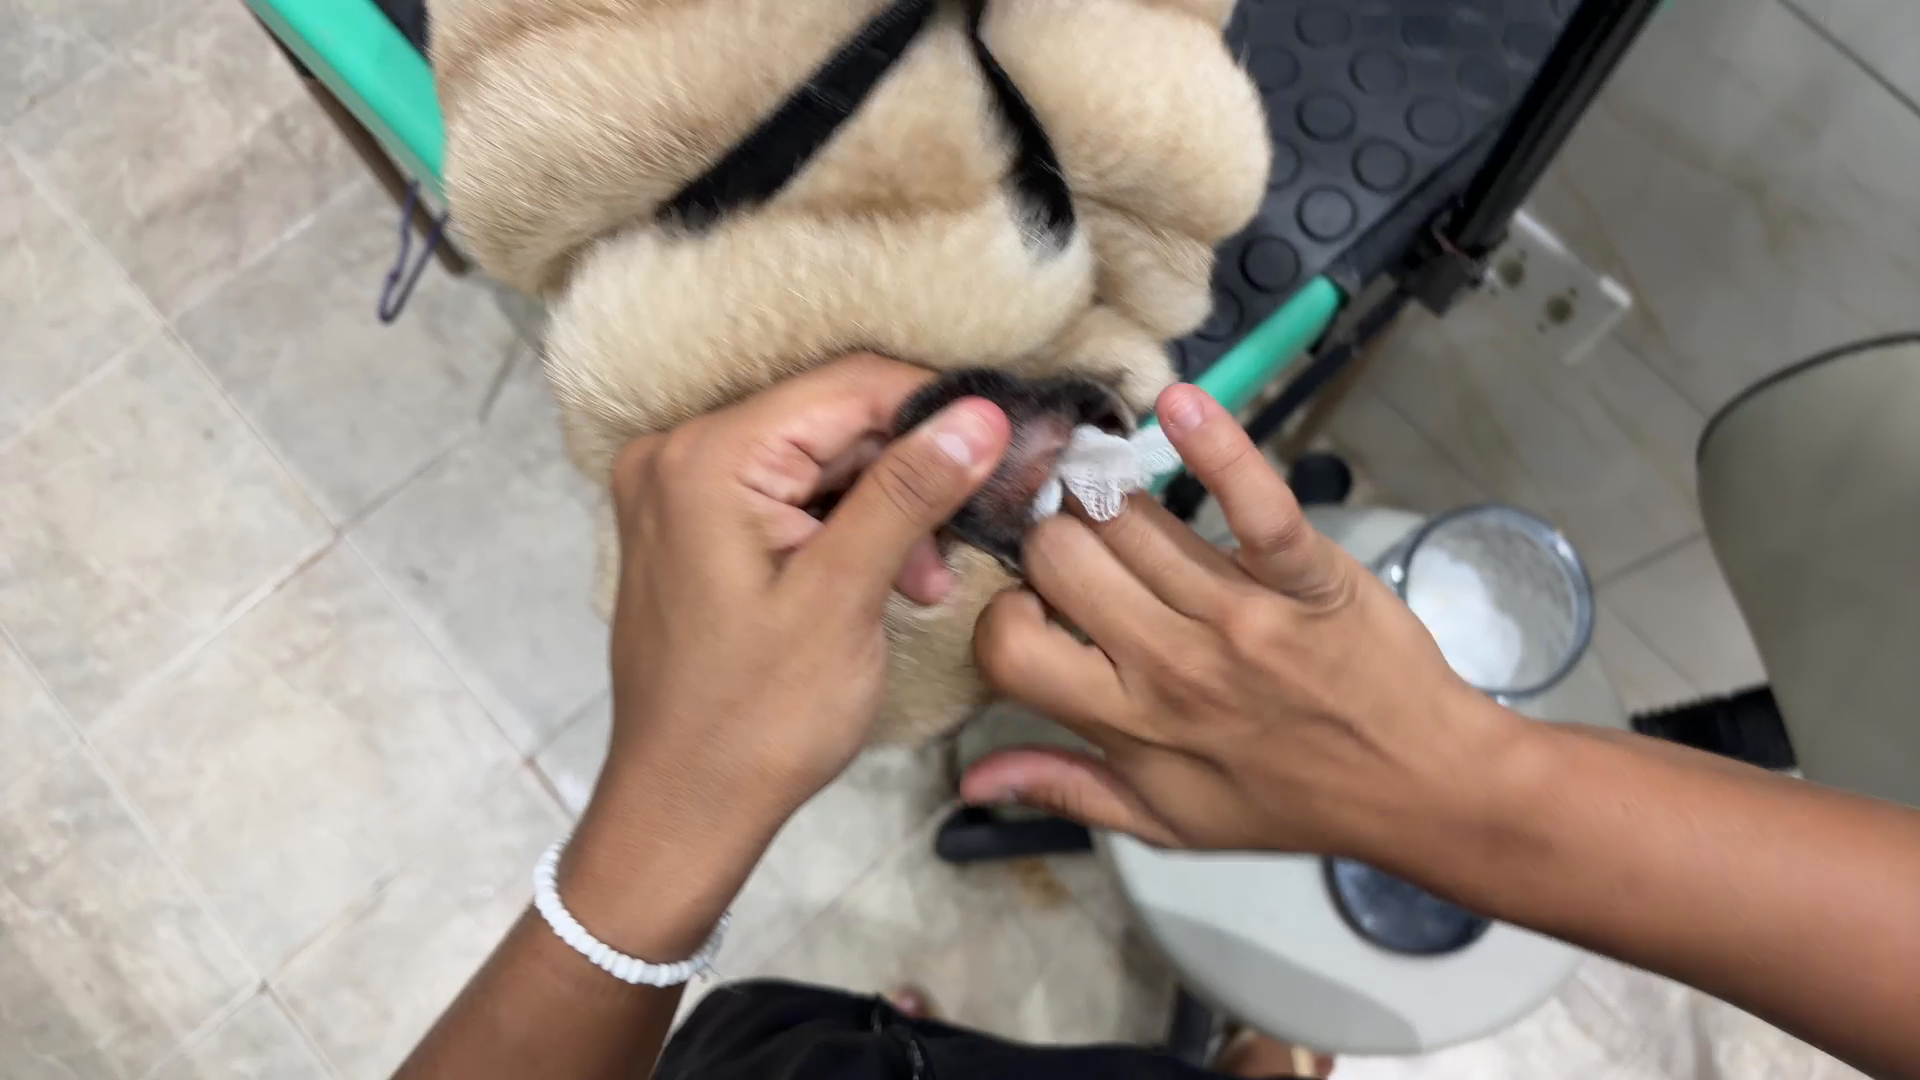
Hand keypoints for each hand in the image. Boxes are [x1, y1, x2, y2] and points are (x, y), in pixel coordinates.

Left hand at [563, 354, 1009, 955]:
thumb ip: (909, 492)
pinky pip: (791, 496)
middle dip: (909, 472)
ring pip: (819, 461)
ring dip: (884, 507)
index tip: (1003, 441)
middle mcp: (680, 453)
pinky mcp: (697, 524)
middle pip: (831, 422)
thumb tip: (981, 414)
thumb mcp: (844, 595)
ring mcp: (682, 489)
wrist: (686, 806)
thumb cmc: (761, 716)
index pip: (846, 387)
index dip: (934, 407)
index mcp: (708, 458)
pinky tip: (885, 576)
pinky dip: (846, 527)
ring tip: (925, 575)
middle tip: (966, 530)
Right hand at [964, 385, 1527, 866]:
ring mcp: (1239, 610)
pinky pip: (1251, 501)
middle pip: (1060, 556)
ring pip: (1127, 519)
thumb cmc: (1280, 803)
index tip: (1036, 616)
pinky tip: (1178, 406)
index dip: (1004, 619)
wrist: (1422, 789)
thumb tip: (969, 780)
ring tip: (1102, 495)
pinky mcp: (1303, 572)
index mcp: (1128, 720)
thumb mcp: (1163, 823)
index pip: (1011, 645)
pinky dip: (1215, 447)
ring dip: (1100, 498)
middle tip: (1074, 552)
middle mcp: (1169, 660)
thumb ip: (1063, 789)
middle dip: (1047, 543)